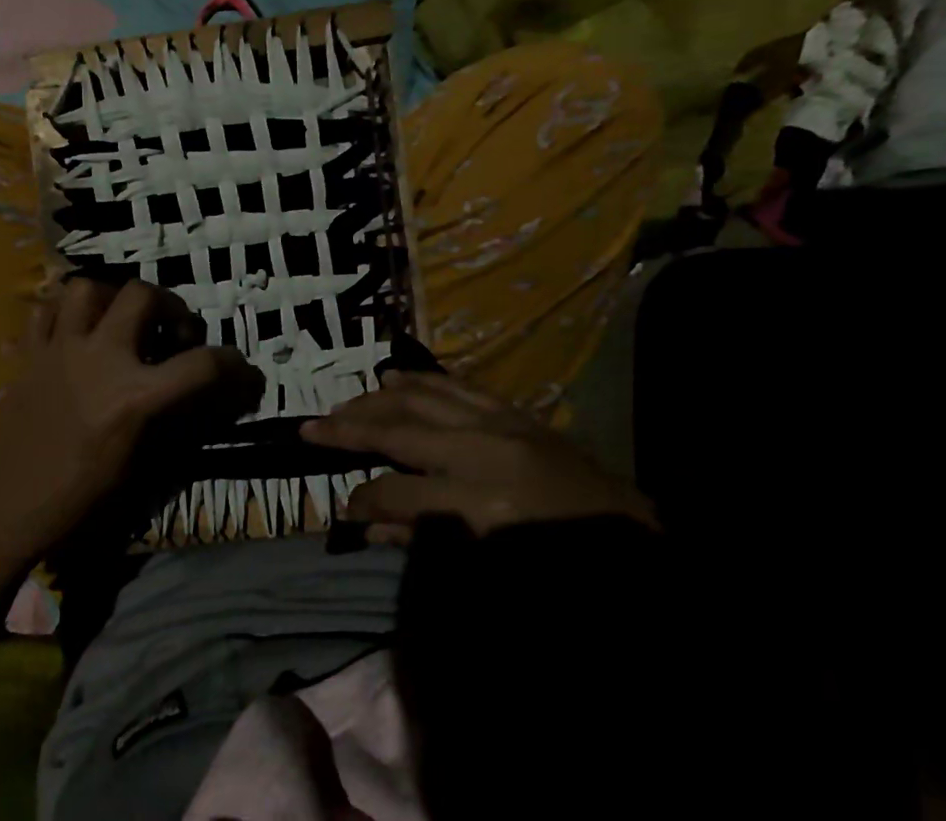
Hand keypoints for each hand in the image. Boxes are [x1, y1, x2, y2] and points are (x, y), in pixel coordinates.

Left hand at [0, 278, 262, 562]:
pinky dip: (66, 312)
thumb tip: (195, 391)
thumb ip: (170, 414)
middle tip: (172, 332)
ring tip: (121, 321)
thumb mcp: (141, 459)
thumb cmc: (82, 493)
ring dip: (113, 297)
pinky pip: (46, 310)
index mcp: (135, 396)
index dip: (232, 363)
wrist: (11, 505)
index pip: (201, 364)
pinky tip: (77, 332)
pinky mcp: (29, 354)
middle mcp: (100, 359)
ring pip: (88, 287)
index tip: (239, 369)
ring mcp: (59, 350)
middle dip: (170, 306)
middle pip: (145, 295)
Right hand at [302, 371, 656, 541]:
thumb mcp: (489, 568)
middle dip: (351, 428)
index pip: (399, 494)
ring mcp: (503, 425)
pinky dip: (424, 381)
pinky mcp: (517, 413)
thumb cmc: (561, 568)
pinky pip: (460, 386)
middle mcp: (485, 451)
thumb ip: (423, 540)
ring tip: (348, 401)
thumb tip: (369, 524)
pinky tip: (400, 377)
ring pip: (426, 398)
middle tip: (312, 426)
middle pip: (402, 430)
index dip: (363, 502)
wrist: (633, 540)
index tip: (340, 508)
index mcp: (481, 502)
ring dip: (381, 398)